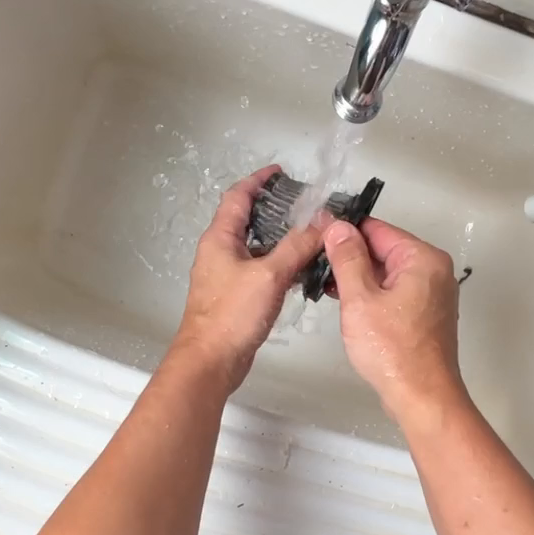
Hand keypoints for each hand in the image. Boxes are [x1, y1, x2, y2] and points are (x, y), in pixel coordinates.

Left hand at [169, 165, 323, 388]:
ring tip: (310, 235)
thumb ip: (297, 247)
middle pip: (246, 220)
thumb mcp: (269, 275)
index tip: (281, 173)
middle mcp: (219, 253)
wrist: (210, 361)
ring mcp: (225, 277)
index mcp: (219, 238)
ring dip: (279, 239)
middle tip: (306, 206)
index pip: (237, 197)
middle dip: (274, 210)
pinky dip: (278, 265)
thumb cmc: (232, 315)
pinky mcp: (234, 298)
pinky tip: (300, 271)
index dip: (258, 181)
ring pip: (255, 248)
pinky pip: (258, 271)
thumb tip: (323, 222)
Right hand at [322, 218, 464, 421]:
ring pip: (387, 273)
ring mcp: (431, 294)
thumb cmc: (393, 351)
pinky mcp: (425, 315)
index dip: (344, 232)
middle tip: (316, 267)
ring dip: (359, 279)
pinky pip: (394, 293)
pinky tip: (349, 307)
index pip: (377, 229)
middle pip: (383, 250)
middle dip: (350, 258)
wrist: (421, 395)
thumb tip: (337, 226)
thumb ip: (347, 259)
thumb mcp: (360, 299)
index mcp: (422, 259)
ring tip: (327, 288)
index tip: (316, 237)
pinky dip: (372, 295)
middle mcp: (433, 271)